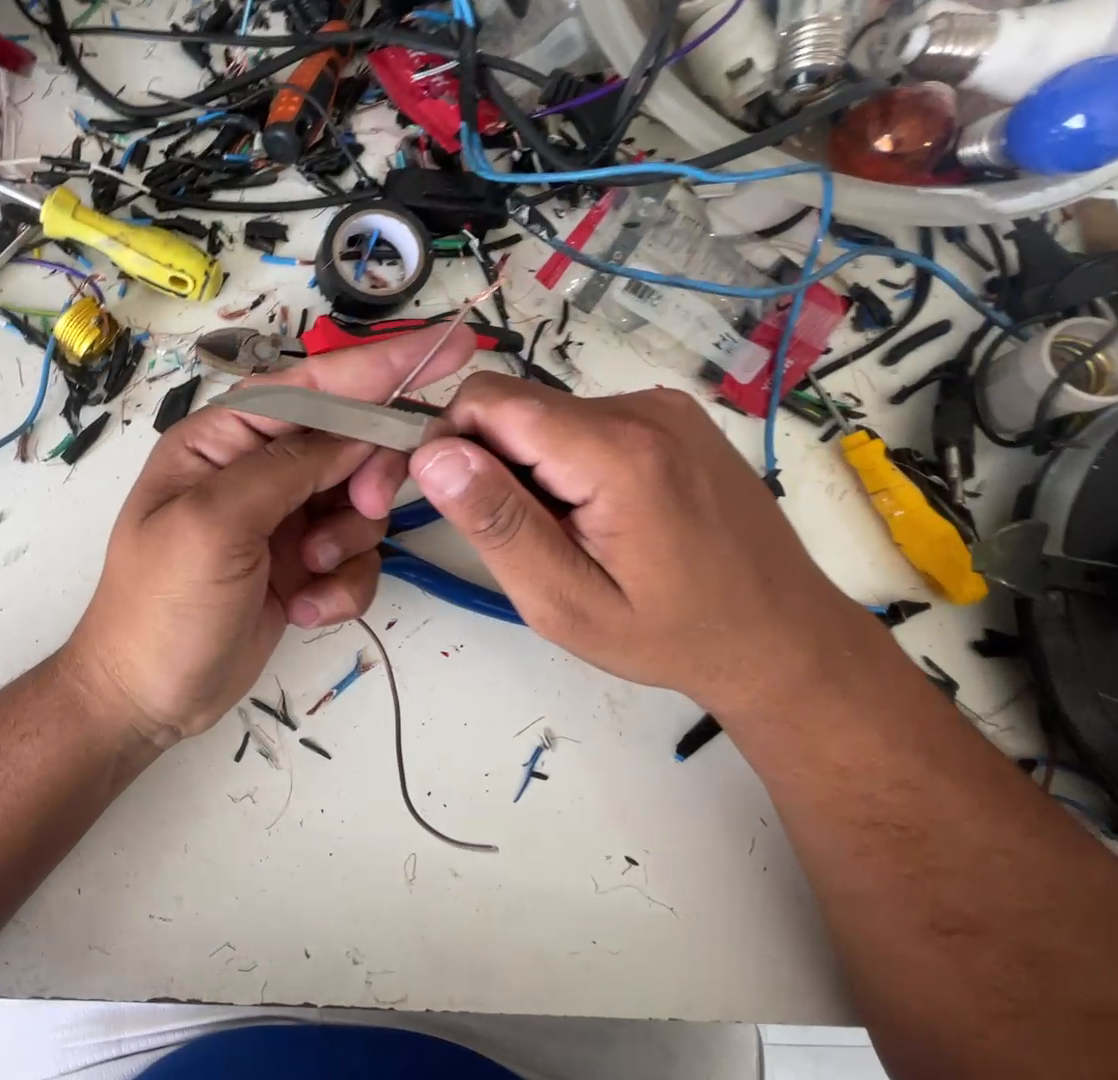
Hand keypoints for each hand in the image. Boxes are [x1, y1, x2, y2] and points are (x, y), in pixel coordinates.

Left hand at [59, 328, 479, 747]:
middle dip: (364, 478)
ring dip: (347, 543)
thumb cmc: (161, 605)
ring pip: (359, 504)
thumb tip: (355, 433)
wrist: (149, 696)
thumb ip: (286, 469)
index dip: (380, 367)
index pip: (310, 387)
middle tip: (357, 511)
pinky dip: (341, 585)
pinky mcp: (299, 566)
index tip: (452, 348)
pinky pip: (354, 557)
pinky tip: (302, 609)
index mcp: (219, 441)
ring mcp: (280, 520)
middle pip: (347, 443)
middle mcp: (253, 471)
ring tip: (305, 575)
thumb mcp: (214, 526)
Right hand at [373, 373, 871, 713]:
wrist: (781, 638)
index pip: (487, 401)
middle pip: (515, 405)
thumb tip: (432, 454)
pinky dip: (563, 463)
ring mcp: (664, 407)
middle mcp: (642, 407)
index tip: (459, 506)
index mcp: (616, 451)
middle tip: (519, 536)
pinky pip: (581, 422)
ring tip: (565, 532)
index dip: (448, 443)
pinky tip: (596, 516)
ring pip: (544, 415)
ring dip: (528, 467)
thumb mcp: (562, 600)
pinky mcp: (673, 418)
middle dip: (489, 463)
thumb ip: (497, 523)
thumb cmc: (668, 633)